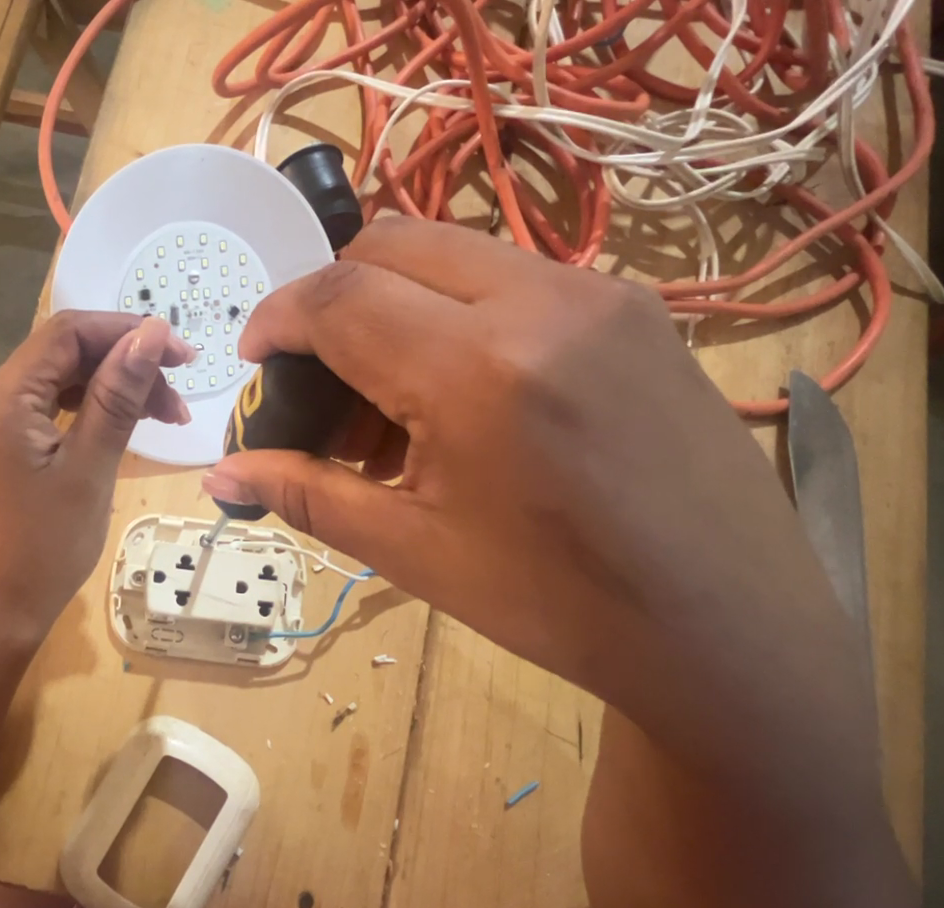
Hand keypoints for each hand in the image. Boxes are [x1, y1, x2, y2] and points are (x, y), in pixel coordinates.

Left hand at [0, 313, 193, 646]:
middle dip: (126, 363)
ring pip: (63, 377)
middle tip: (179, 397)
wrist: (7, 603)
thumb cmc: (50, 545)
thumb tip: (151, 333)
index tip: (181, 355)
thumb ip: (119, 396)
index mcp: (3, 399)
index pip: (68, 334)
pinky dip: (94, 407)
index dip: (127, 333)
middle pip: (65, 352)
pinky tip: (130, 423)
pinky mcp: (6, 440)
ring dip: (115, 386)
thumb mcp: (92, 467)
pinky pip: (53, 405)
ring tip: (166, 416)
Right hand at [202, 217, 871, 771]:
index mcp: (478, 370)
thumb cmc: (555, 603)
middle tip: (317, 384)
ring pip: (452, 256)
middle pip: (391, 244)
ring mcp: (598, 296)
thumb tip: (219, 476)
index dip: (278, 317)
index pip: (341, 295)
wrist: (724, 626)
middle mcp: (541, 302)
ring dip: (393, 311)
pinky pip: (511, 282)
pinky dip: (455, 320)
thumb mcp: (413, 551)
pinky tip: (457, 407)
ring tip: (386, 414)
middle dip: (330, 301)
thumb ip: (306, 494)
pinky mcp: (632, 310)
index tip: (254, 360)